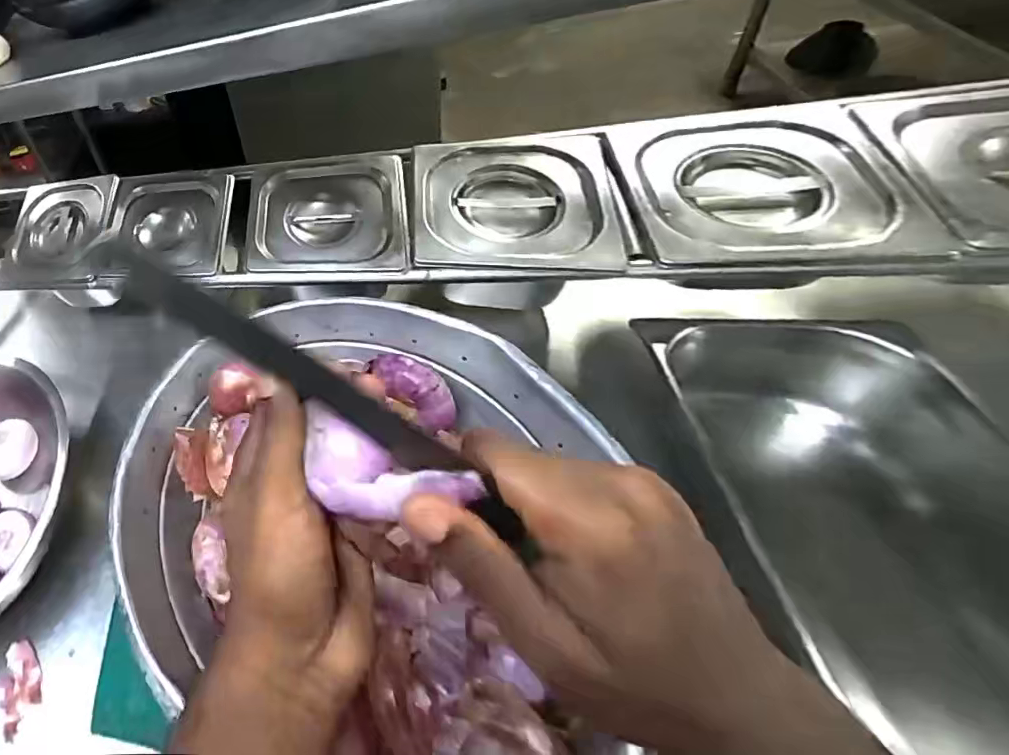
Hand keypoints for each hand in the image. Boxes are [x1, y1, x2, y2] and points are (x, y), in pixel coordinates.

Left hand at [171, 387, 376, 754]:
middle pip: (322, 435)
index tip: (345, 371)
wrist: (306, 653)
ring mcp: (327, 507)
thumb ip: (279, 437)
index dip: (309, 389)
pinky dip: (395, 483)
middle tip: (387, 394)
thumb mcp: (273, 493)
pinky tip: (423, 463)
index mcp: (261, 466)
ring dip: (377, 445)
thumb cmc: (277, 566)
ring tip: (411, 421)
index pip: (284, 412)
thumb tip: (272, 376)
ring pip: (353, 464)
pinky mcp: (360, 535)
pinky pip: (378, 499)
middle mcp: (292, 480)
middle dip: (351, 413)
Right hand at [399, 430, 880, 754]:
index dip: (456, 478)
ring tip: (543, 557)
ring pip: (538, 462)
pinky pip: (572, 472)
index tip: (460, 527)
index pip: (485, 449)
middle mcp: (617, 481)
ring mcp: (641, 479)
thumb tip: (413, 502)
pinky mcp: (652, 486)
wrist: (746, 711)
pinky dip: (556, 500)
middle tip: (503, 556)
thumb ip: (476, 562)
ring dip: (523, 497)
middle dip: (491, 494)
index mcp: (587, 517)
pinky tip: (576, 549)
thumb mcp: (540, 640)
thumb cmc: (630, 682)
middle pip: (512, 457)